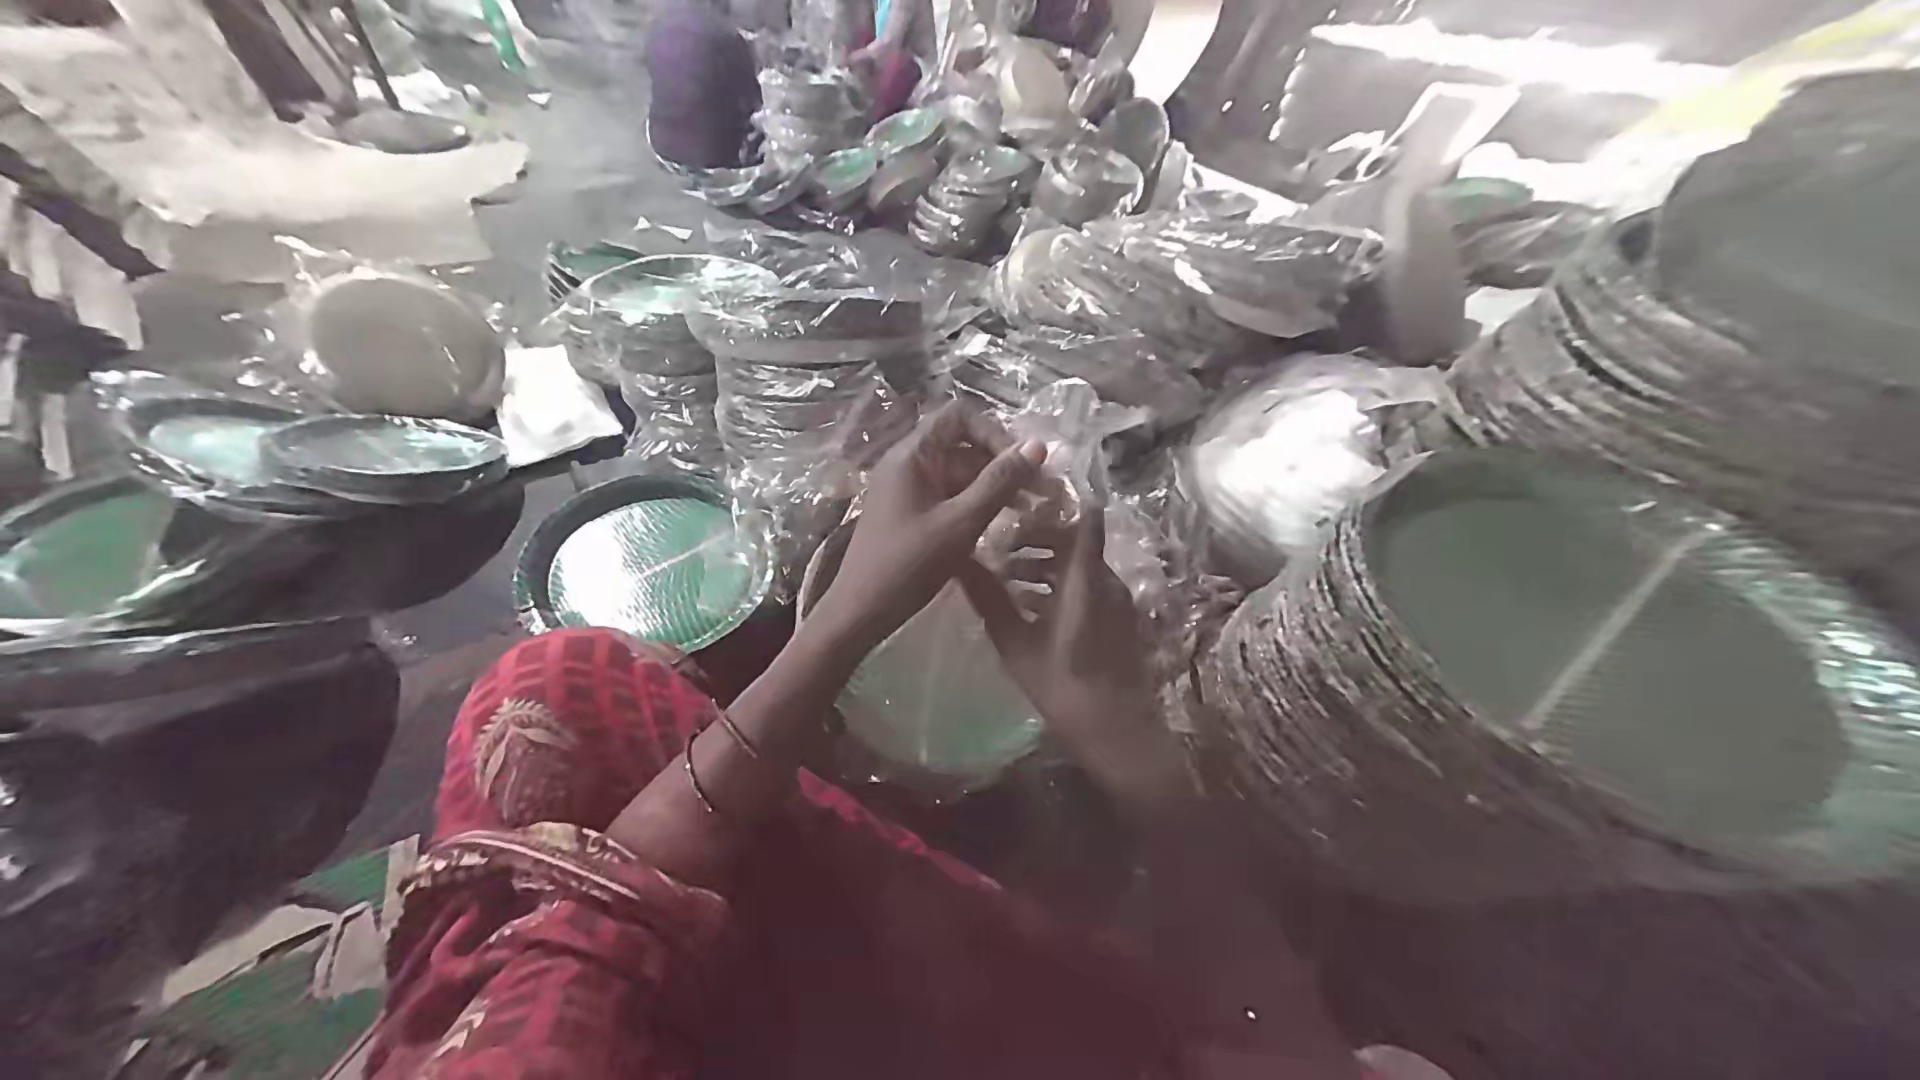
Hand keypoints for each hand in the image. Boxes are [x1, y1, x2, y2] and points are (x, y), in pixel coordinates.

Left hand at [810, 404, 1045, 654]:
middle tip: (1040, 493)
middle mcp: (908, 464)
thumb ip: (999, 482)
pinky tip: (1000, 527)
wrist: (860, 611)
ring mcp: (907, 491)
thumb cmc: (909, 564)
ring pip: (959, 475)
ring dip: (993, 488)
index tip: (1023, 464)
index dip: (995, 433)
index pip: (960, 417)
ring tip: (1030, 512)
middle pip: (963, 447)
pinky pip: (948, 498)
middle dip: (1002, 464)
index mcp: (913, 455)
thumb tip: (1038, 445)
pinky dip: (975, 506)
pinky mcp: (910, 515)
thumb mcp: (961, 522)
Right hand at [960, 510, 1191, 813]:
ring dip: (1045, 567)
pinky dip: (1060, 587)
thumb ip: (988, 597)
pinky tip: (1030, 608)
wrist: (1115, 731)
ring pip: (1078, 567)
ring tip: (1008, 581)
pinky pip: (1088, 588)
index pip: (1083, 517)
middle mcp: (1107, 580)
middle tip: (999, 551)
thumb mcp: (1015, 641)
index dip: (1056, 502)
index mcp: (1085, 577)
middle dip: (1036, 541)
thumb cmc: (1061, 684)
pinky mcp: (1119, 620)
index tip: (1021, 501)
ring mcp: (1117, 601)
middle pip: (1074, 542)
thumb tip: (959, 561)